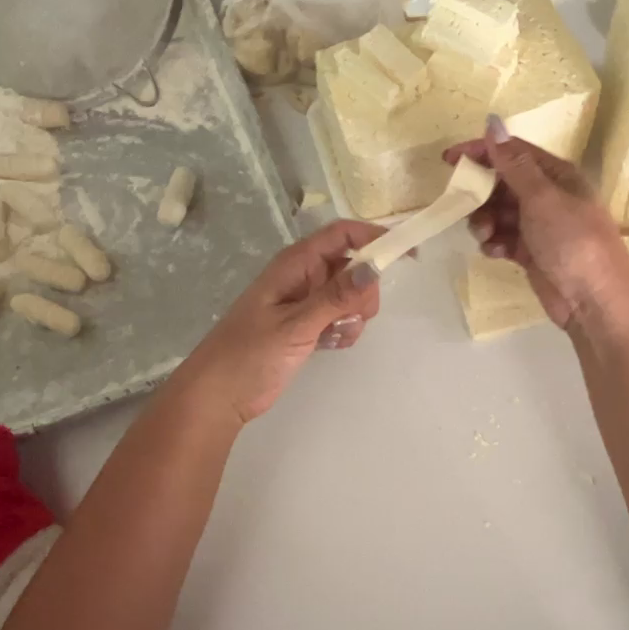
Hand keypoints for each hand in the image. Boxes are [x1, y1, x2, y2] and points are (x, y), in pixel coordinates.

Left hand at [176, 219, 383, 424]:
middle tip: (349, 317)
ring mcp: (306, 302)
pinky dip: (344, 331)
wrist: (220, 394)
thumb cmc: (249, 355)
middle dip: (363, 291)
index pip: (343, 235)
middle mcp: (303, 277)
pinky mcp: (308, 326)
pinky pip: (341, 318)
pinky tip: (328, 346)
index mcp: (296, 264)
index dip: (376, 238)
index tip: (408, 255)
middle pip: (354, 267)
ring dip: (354, 316)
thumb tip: (374, 269)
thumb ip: (335, 298)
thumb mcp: (296, 325)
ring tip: (331, 336)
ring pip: (351, 297)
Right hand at [446, 116, 628, 329]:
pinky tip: (495, 252)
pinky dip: (495, 243)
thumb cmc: (573, 242)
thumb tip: (493, 124)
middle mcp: (548, 196)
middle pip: (503, 184)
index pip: (513, 153)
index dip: (481, 151)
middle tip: (464, 205)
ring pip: (499, 213)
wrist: (594, 300)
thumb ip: (513, 164)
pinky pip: (504, 239)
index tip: (449, 160)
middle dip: (481, 193)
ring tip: (485, 235)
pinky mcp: (532, 253)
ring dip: (485, 221)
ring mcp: (540, 227)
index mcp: (557, 175)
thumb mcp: (542, 198)